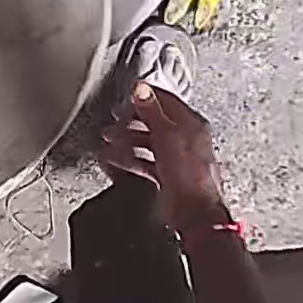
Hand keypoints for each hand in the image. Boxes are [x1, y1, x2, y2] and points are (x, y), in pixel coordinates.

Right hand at [99, 82, 230, 232]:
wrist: (194, 213)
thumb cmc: (190, 175)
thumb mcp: (167, 135)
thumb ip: (151, 111)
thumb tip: (141, 89)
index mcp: (191, 124)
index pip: (166, 100)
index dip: (146, 95)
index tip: (127, 93)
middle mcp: (184, 139)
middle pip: (154, 121)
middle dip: (131, 119)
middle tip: (113, 118)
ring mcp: (175, 158)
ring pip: (146, 141)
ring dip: (125, 139)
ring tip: (108, 138)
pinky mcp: (166, 175)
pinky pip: (143, 161)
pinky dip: (127, 159)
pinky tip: (112, 159)